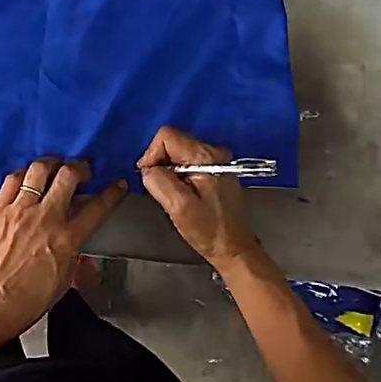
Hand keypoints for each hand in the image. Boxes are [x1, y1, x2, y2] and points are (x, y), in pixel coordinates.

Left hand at [0, 158, 126, 343]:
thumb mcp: (63, 281)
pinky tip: (27, 178)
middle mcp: (46, 218)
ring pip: (40, 170)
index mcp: (68, 238)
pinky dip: (24, 174)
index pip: (98, 206)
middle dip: (81, 167)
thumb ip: (77, 263)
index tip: (117, 185)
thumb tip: (86, 263)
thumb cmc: (26, 301)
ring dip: (52, 163)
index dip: (112, 192)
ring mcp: (21, 210)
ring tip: (56, 166)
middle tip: (83, 171)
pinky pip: (13, 180)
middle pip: (69, 175)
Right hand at [137, 126, 262, 270]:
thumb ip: (159, 181)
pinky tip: (181, 192)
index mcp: (206, 156)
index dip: (152, 154)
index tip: (149, 176)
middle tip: (159, 188)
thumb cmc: (207, 229)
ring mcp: (217, 159)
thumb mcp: (178, 207)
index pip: (168, 136)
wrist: (232, 245)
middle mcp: (214, 151)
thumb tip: (148, 168)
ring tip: (171, 192)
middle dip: (160, 162)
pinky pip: (188, 161)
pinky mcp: (216, 168)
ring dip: (168, 169)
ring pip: (179, 151)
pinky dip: (178, 173)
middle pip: (174, 141)